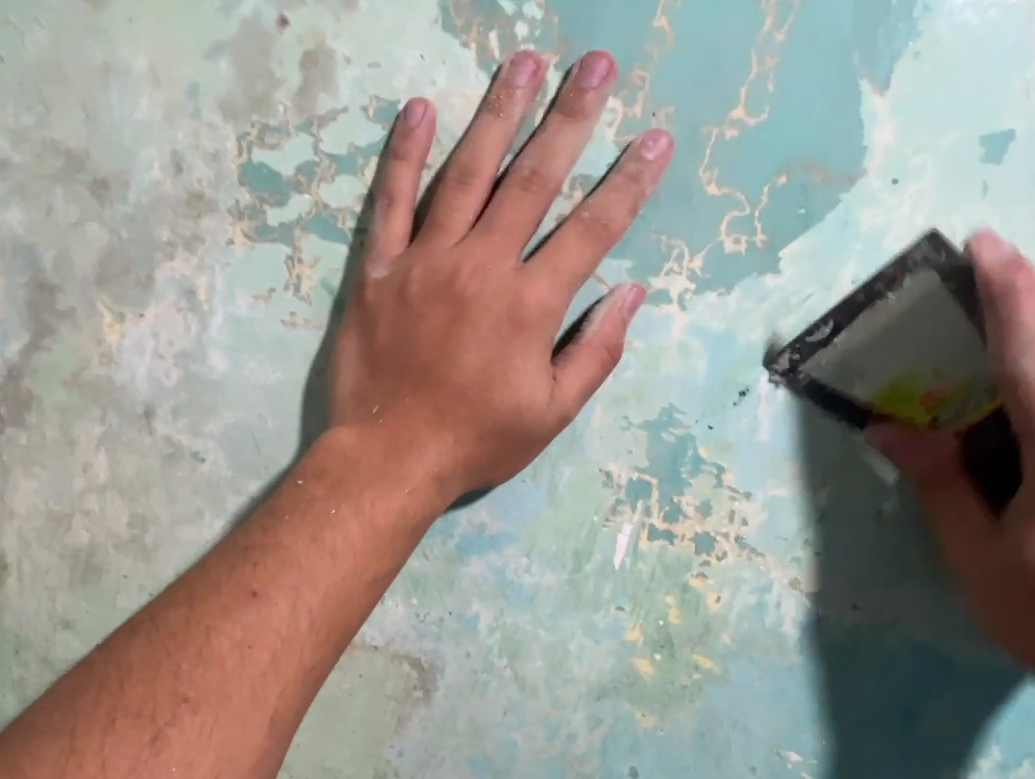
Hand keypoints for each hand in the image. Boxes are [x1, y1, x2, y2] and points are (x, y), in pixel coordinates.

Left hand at [326, 49, 673, 497]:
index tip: (655, 139)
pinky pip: (391, 202)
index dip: (628, 182)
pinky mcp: (379, 270)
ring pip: (465, 174)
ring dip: (496, 115)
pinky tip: (419, 110)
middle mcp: (482, 267)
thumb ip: (595, 352)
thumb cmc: (476, 441)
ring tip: (522, 64)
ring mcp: (425, 262)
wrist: (389, 457)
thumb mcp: (551, 414)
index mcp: (530, 304)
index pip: (591, 229)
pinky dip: (404, 155)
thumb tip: (630, 293)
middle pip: (532, 180)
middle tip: (595, 66)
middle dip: (569, 119)